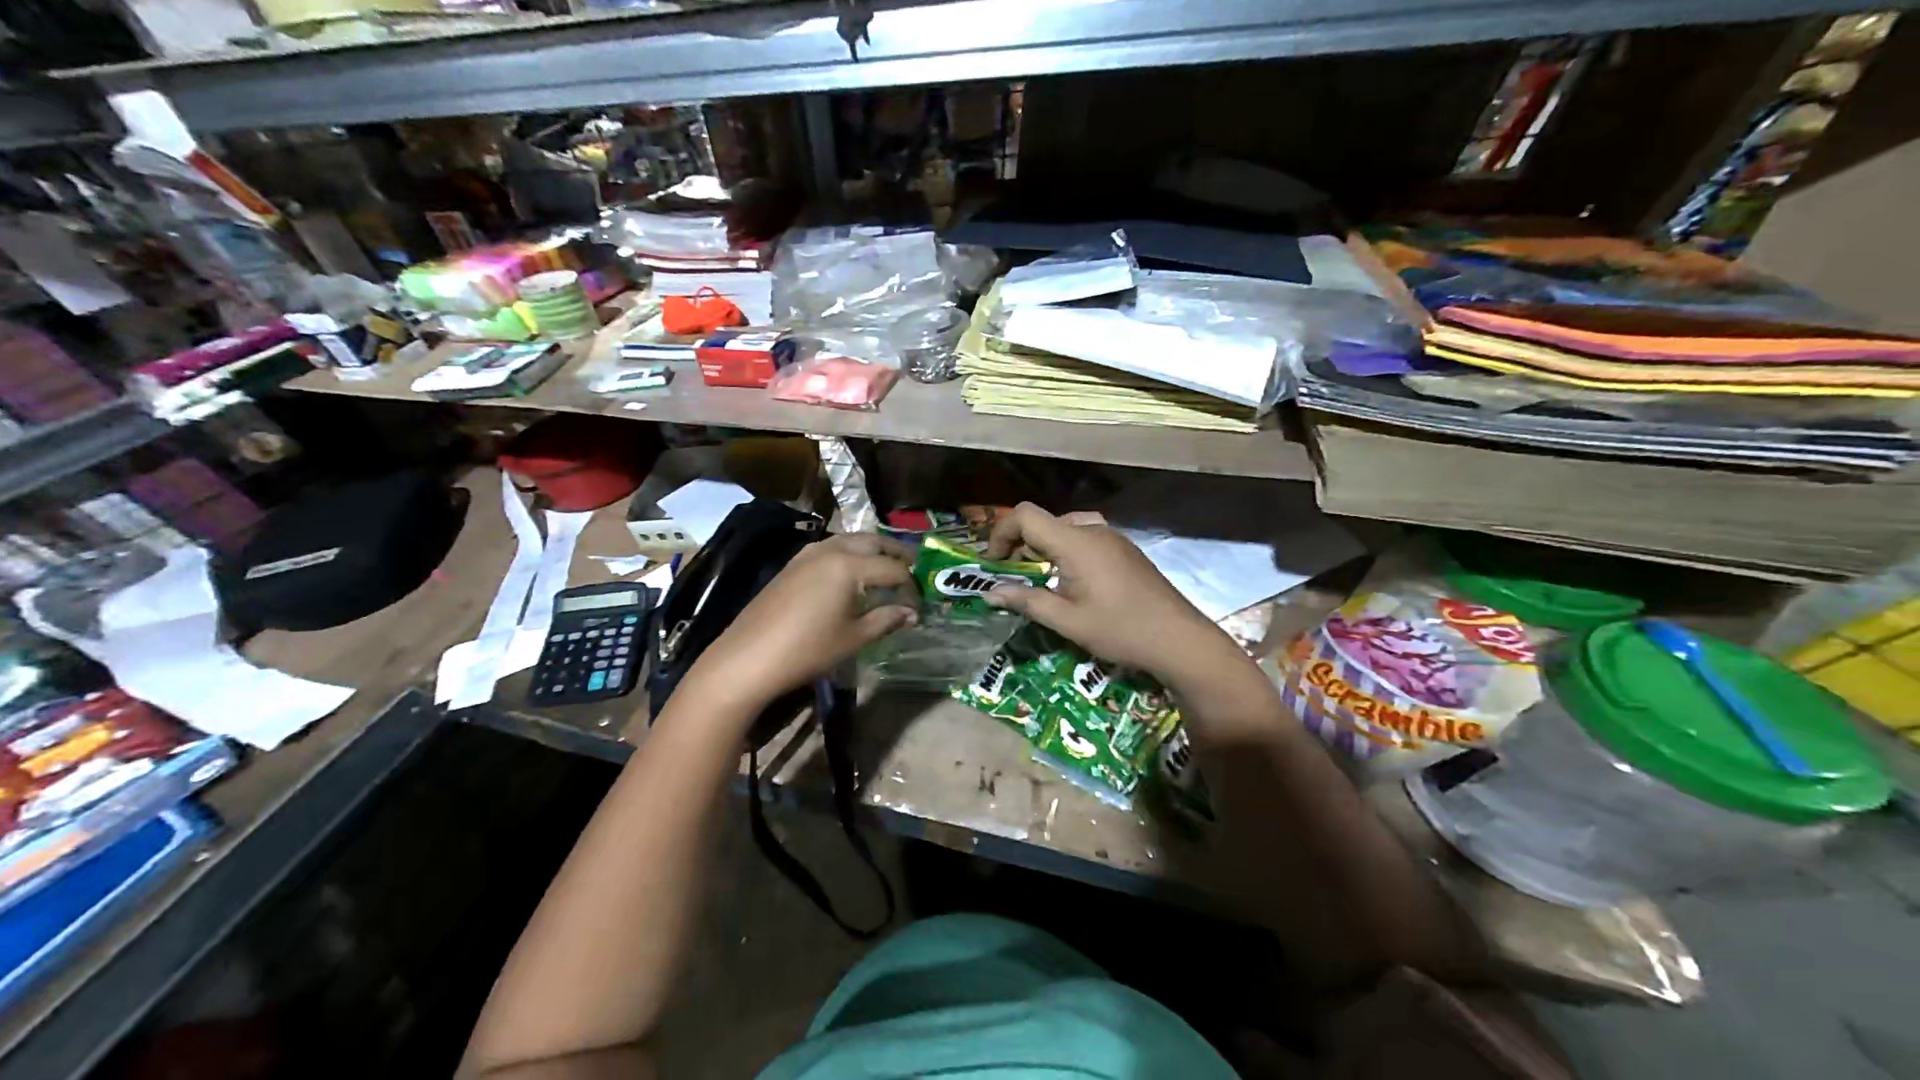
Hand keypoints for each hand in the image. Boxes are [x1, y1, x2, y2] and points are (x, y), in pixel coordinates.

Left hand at [682, 533, 917, 710]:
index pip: (894, 569)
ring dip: (872, 550)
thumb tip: (911, 613)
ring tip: (887, 568)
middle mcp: (831, 549)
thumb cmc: (807, 649)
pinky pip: (831, 548)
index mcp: (850, 565)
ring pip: (850, 540)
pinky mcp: (793, 564)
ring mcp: (808, 553)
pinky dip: (850, 554)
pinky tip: (853, 573)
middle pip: (873, 542)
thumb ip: (886, 619)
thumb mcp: (853, 637)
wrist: (748, 657)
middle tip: (915, 568)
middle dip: (897, 554)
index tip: (920, 604)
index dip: (912, 586)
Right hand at [982, 503, 1243, 687]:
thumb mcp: (1066, 621)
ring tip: (1039, 579)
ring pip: (1065, 528)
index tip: (994, 564)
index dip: (1001, 533)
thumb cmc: (1119, 630)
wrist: (1178, 639)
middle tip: (1011, 577)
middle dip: (1020, 544)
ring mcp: (1113, 538)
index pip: (1024, 515)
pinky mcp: (1125, 550)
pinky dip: (1066, 551)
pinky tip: (1070, 582)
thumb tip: (990, 592)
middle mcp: (1093, 530)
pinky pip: (1085, 538)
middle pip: (1044, 521)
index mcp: (1075, 541)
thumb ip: (1025, 601)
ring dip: (1044, 548)